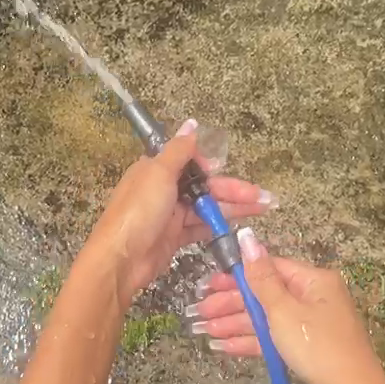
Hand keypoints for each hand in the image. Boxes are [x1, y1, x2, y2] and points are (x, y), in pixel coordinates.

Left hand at [79, 121, 275, 308]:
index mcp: (155, 170)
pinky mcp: (173, 238)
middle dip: (233, 190)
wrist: (121, 259)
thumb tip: (191, 124)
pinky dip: (218, 227)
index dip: (209, 167)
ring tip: (264, 209)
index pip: (189, 162)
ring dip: (234, 208)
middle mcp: (162, 190)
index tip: (221, 171)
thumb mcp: (158, 173)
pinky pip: (200, 229)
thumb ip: (178, 151)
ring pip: (206, 208)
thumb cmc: (138, 212)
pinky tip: (239, 226)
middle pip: (203, 187)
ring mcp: (168, 216)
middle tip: (263, 197)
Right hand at [187, 229, 384, 383]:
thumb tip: (247, 237)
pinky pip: (272, 337)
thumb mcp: (284, 310)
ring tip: (203, 331)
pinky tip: (223, 346)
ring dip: (234, 324)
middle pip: (264, 294)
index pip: (269, 268)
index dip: (237, 275)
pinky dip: (249, 341)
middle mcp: (313, 297)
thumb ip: (261, 277)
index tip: (209, 284)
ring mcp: (309, 323)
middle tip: (199, 311)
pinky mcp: (305, 346)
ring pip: (265, 318)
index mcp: (313, 281)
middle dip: (230, 304)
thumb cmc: (317, 346)